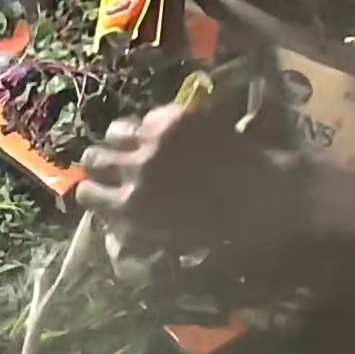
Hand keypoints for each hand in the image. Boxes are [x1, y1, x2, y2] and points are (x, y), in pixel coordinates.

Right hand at [77, 101, 312, 264]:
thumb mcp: (165, 237)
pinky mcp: (178, 117)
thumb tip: (114, 212)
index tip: (99, 193)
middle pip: (93, 157)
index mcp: (131, 206)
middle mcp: (136, 170)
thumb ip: (133, 221)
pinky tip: (169, 137)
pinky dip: (152, 125)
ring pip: (114, 131)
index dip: (91, 192)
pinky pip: (148, 115)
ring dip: (120, 140)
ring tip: (135, 146)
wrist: (268, 195)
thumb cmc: (220, 230)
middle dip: (99, 164)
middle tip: (112, 167)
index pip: (86, 193)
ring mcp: (156, 139)